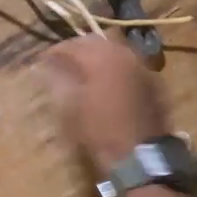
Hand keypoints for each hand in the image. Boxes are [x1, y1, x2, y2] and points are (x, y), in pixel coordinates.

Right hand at [42, 33, 172, 172]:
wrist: (140, 154)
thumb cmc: (99, 131)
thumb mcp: (71, 107)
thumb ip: (59, 80)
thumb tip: (46, 66)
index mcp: (102, 59)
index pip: (73, 45)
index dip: (56, 51)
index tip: (42, 60)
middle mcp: (125, 56)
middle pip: (97, 42)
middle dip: (78, 48)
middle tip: (62, 61)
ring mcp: (143, 67)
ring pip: (116, 50)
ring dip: (98, 55)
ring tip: (83, 70)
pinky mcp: (153, 81)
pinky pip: (129, 63)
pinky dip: (114, 66)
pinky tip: (106, 80)